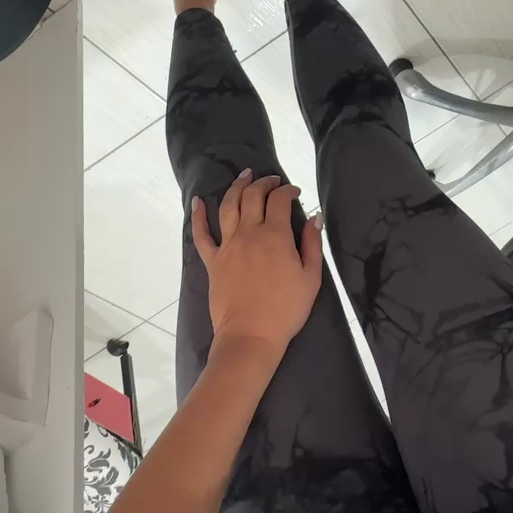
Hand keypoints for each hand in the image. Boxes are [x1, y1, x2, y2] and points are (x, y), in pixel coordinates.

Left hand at [192, 171, 323, 357]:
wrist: (251, 336)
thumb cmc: (286, 310)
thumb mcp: (311, 278)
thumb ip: (313, 244)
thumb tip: (315, 216)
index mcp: (275, 236)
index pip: (280, 200)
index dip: (288, 191)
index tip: (295, 193)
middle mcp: (249, 233)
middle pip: (253, 196)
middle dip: (264, 183)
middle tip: (272, 180)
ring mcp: (228, 246)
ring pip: (229, 206)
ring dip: (237, 187)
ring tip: (244, 176)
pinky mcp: (213, 261)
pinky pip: (201, 235)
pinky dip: (198, 216)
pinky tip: (197, 202)